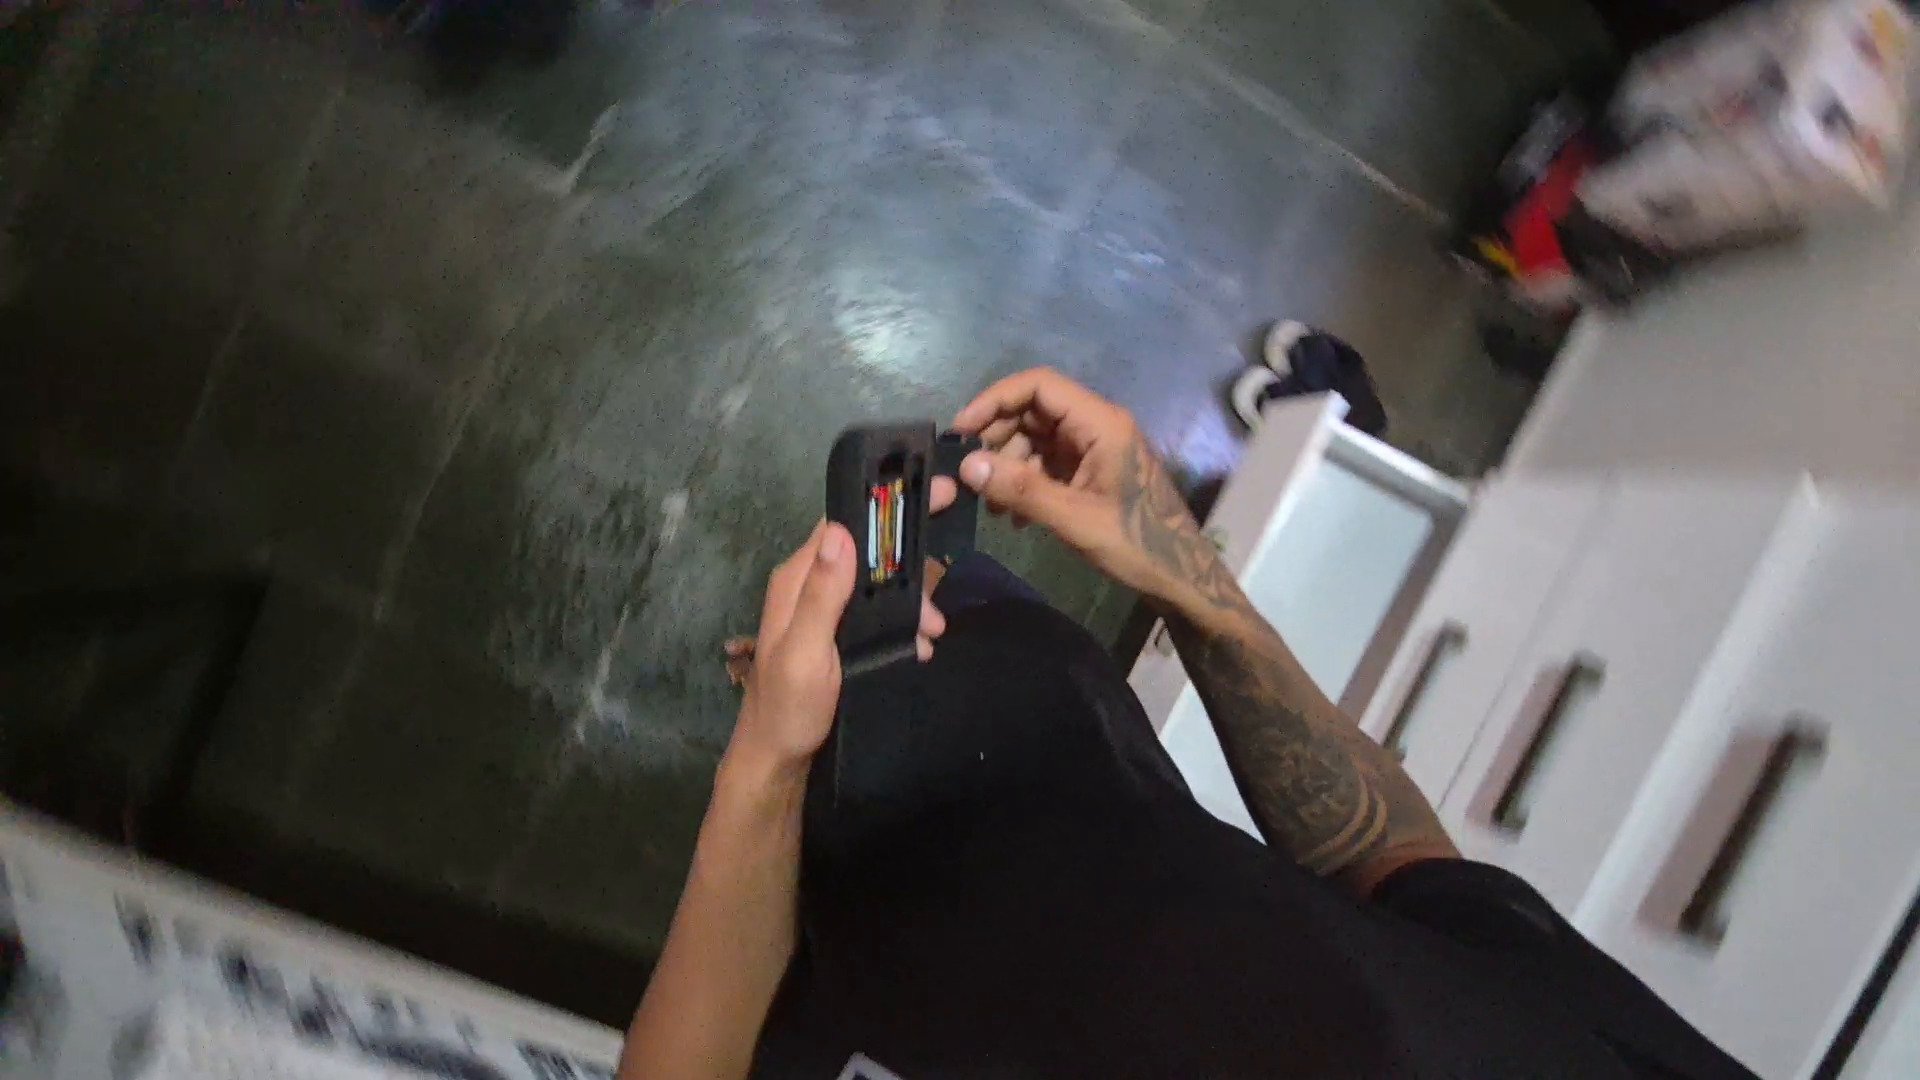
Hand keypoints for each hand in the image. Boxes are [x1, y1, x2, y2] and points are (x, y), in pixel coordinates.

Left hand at [727, 520, 947, 775]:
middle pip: (868, 548)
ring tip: (933, 632)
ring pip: (878, 582)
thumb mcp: (805, 651)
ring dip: (911, 601)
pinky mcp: (840, 631)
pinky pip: (879, 610)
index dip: (886, 505)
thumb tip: (843, 532)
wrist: (780, 757)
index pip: (843, 521)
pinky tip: (920, 646)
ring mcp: (825, 607)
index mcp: (797, 577)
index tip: (934, 494)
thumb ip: (821, 594)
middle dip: (909, 564)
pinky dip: (903, 622)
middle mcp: (811, 583)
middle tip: (943, 586)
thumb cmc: (789, 706)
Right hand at [950, 368, 1234, 614]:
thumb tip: (966, 466)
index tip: (962, 430)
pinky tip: (1014, 517)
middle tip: (969, 473)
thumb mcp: (1074, 519)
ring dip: (1008, 467)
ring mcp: (1094, 449)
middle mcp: (1097, 426)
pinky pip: (1048, 464)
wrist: (1179, 576)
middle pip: (1034, 411)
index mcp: (1101, 423)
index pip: (1039, 386)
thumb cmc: (1135, 544)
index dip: (995, 400)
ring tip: (992, 505)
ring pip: (1037, 440)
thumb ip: (1021, 490)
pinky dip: (1026, 482)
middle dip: (997, 439)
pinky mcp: (1091, 471)